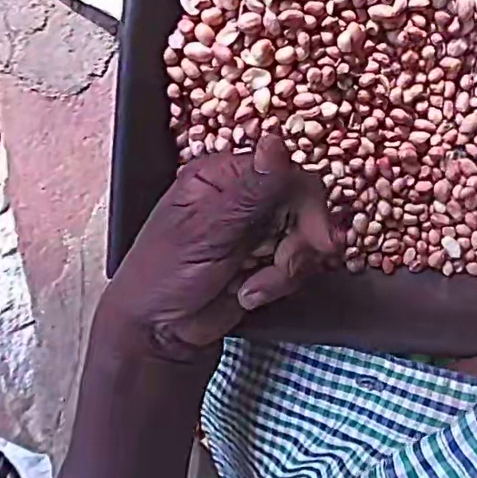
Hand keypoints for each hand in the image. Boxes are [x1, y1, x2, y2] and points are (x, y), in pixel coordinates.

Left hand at [97, 135, 339, 364]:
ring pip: (306, 237)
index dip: (308, 204)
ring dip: (285, 270)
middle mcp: (247, 195)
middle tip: (283, 266)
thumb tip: (276, 142)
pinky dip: (279, 284)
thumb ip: (250, 192)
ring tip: (249, 288)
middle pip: (305, 205)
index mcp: (224, 176)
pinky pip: (299, 264)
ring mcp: (259, 228)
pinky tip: (248, 294)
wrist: (157, 335)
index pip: (286, 172)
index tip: (319, 238)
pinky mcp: (268, 259)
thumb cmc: (163, 276)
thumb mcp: (207, 232)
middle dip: (299, 243)